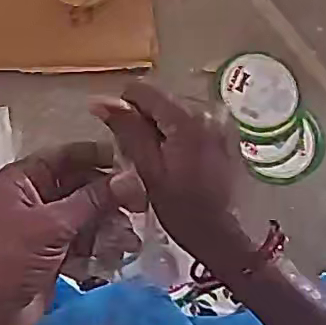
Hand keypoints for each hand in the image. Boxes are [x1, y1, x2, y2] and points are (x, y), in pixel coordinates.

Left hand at [0, 142, 142, 324]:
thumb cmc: (10, 260)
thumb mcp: (53, 224)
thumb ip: (93, 199)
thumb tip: (131, 177)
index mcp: (23, 179)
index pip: (66, 156)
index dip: (98, 157)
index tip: (132, 163)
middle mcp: (34, 198)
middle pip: (80, 186)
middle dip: (108, 196)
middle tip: (139, 204)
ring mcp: (44, 228)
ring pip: (86, 216)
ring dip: (108, 225)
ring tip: (129, 239)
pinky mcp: (53, 255)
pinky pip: (84, 242)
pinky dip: (100, 247)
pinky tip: (118, 255)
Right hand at [93, 81, 259, 274]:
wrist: (224, 234)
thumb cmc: (182, 208)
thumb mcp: (148, 169)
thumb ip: (126, 130)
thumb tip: (100, 101)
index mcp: (186, 118)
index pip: (142, 90)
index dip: (125, 109)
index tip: (125, 139)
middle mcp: (207, 109)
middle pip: (160, 98)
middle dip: (145, 120)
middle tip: (144, 156)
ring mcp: (220, 119)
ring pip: (173, 108)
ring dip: (161, 127)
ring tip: (162, 160)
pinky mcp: (226, 131)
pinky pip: (190, 119)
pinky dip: (178, 132)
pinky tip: (179, 160)